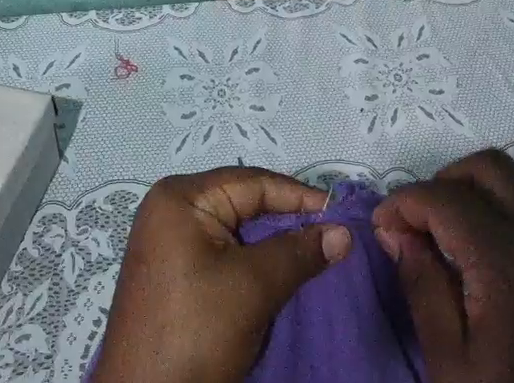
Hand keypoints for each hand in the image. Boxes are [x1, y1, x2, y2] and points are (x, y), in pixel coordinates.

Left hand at [93, 166, 352, 382]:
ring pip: (236, 230)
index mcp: (180, 198)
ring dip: (273, 243)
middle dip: (287, 219)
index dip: (298, 196)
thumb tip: (344, 232)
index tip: (340, 212)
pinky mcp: (174, 273)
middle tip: (332, 232)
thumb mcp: (253, 287)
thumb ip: (299, 252)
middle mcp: (170, 210)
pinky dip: (253, 261)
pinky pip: (223, 253)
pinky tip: (281, 272)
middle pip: (243, 202)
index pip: (252, 182)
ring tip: (314, 252)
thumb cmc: (196, 330)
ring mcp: (169, 243)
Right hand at [372, 149, 513, 382]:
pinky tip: (491, 246)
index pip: (446, 199)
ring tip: (451, 231)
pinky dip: (512, 207)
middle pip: (490, 167)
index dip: (404, 202)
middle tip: (418, 221)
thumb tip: (395, 230)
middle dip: (444, 181)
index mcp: (510, 266)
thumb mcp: (450, 361)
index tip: (381, 224)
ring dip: (480, 190)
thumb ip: (422, 285)